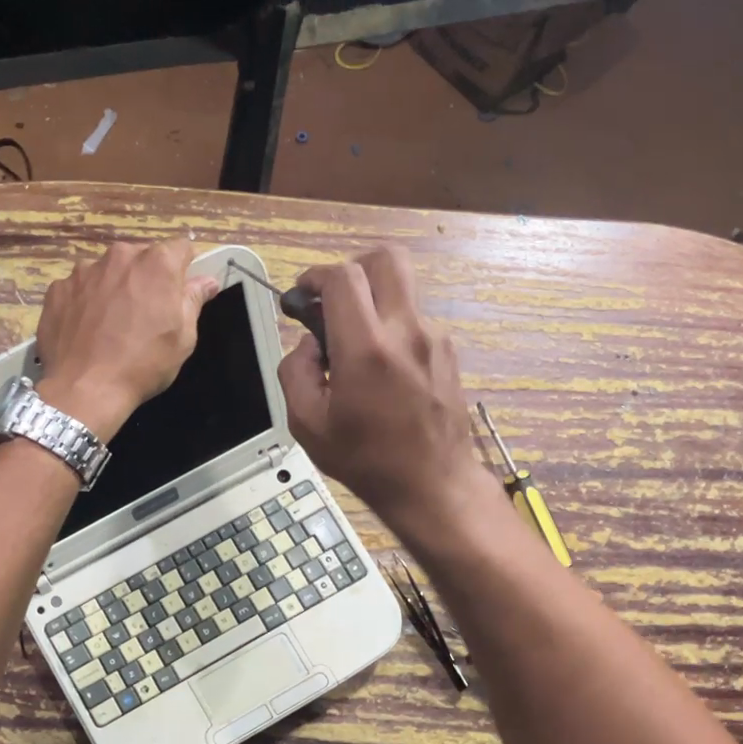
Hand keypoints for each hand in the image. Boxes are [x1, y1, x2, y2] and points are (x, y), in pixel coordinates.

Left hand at [34, 240, 221, 440]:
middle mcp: (119, 256)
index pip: (180, 249)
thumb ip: (193, 301)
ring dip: (112, 288)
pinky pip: (77, 289)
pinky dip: (83, 303)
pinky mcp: (57, 290)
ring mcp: (83, 271)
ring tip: (108, 324)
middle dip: (144, 278)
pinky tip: (84, 330)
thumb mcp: (183, 338)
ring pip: (106, 272)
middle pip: (140, 258)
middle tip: (142, 314)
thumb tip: (205, 281)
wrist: (85, 389)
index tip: (178, 292)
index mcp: (157, 263)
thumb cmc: (143, 364)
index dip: (183, 270)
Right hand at [277, 245, 498, 539]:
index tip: (301, 293)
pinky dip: (390, 328)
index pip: (343, 278)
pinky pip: (413, 320)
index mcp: (366, 349)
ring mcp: (434, 337)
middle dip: (352, 267)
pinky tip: (378, 370)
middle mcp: (406, 331)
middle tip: (331, 300)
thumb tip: (309, 344)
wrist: (432, 484)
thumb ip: (295, 372)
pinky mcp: (447, 351)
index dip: (315, 275)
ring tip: (352, 346)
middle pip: (385, 259)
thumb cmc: (364, 459)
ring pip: (400, 290)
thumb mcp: (306, 424)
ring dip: (371, 302)